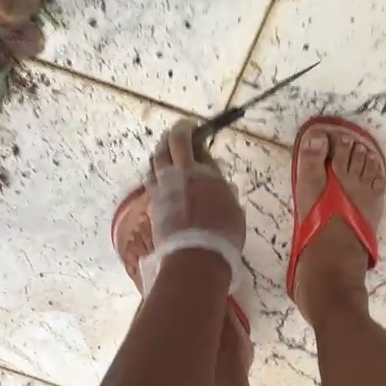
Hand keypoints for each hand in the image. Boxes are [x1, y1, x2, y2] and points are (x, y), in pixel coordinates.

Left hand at [144, 119, 247, 264]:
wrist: (194, 256)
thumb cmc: (222, 235)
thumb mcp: (235, 212)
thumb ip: (226, 195)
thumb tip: (225, 187)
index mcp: (204, 173)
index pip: (198, 148)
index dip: (198, 139)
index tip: (200, 137)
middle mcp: (180, 174)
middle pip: (172, 142)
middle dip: (178, 131)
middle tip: (182, 129)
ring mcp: (162, 187)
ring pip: (156, 158)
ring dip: (161, 148)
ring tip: (165, 147)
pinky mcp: (152, 202)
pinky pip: (150, 178)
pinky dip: (154, 171)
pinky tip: (158, 174)